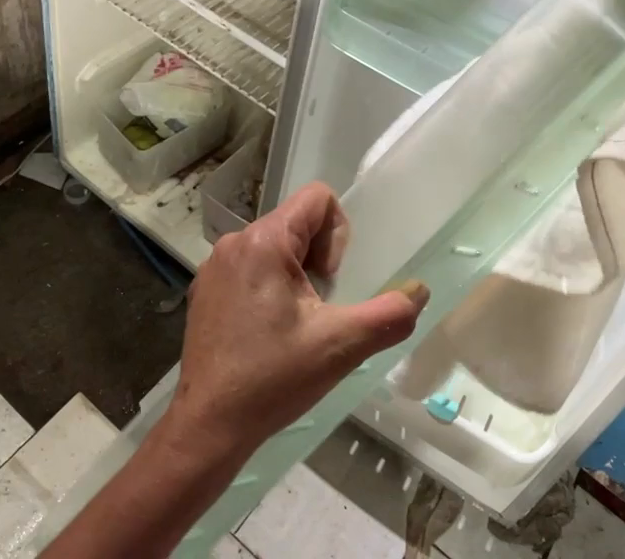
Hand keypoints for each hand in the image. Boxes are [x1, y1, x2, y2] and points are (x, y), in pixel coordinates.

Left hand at [161, 182, 430, 460]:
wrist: (207, 426)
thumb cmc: (273, 379)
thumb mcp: (341, 346)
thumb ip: (389, 315)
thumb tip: (419, 291)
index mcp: (264, 241)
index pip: (317, 198)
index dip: (338, 235)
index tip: (331, 283)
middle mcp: (234, 243)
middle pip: (296, 223)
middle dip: (319, 259)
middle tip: (317, 311)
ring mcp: (214, 268)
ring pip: (274, 248)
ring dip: (295, 276)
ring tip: (294, 326)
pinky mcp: (205, 292)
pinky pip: (250, 269)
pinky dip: (269, 290)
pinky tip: (268, 336)